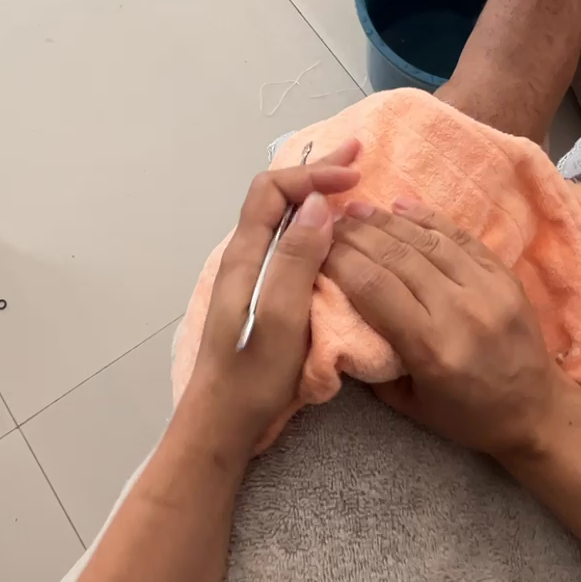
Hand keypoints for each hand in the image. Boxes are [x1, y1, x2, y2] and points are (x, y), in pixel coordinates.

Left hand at [179, 140, 361, 457]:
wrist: (222, 426)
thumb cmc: (251, 378)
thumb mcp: (280, 318)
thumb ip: (296, 259)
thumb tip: (317, 204)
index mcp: (245, 256)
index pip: (273, 190)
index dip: (312, 176)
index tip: (353, 179)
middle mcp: (245, 258)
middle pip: (277, 197)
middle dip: (317, 172)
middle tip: (358, 155)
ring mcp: (253, 277)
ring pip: (284, 219)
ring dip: (316, 196)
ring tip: (353, 185)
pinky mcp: (264, 296)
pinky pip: (290, 244)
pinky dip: (316, 226)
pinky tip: (337, 235)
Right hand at [325, 197, 577, 458]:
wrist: (536, 412)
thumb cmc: (466, 415)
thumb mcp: (408, 403)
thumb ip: (373, 359)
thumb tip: (339, 315)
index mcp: (433, 348)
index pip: (374, 287)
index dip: (340, 260)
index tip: (316, 246)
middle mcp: (461, 311)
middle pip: (396, 257)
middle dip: (356, 235)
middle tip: (328, 222)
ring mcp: (488, 288)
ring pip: (427, 241)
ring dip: (386, 221)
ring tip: (355, 209)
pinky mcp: (504, 276)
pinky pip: (460, 237)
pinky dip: (427, 219)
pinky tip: (401, 207)